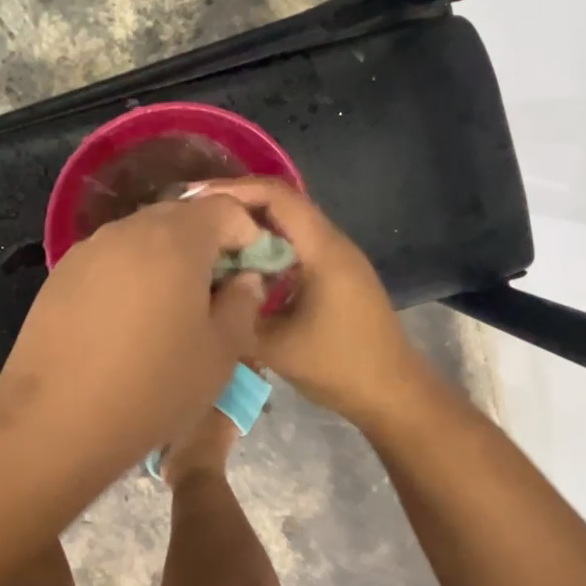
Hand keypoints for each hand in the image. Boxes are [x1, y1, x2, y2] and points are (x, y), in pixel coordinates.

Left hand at [0, 195, 269, 462]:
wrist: (54, 421)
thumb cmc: (152, 388)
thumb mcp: (219, 355)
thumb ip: (242, 304)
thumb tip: (244, 278)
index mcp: (175, 239)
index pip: (224, 207)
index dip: (246, 234)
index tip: (251, 274)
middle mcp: (128, 230)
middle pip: (179, 217)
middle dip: (205, 246)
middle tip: (213, 295)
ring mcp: (87, 250)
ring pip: (140, 238)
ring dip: (164, 261)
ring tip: (169, 312)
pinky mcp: (59, 275)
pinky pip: (108, 261)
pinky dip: (128, 277)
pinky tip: (125, 323)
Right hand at [192, 178, 419, 425]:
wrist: (393, 395)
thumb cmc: (338, 366)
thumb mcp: (273, 345)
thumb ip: (235, 311)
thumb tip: (200, 288)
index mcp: (323, 249)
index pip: (276, 196)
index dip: (233, 190)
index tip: (193, 200)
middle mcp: (332, 243)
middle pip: (281, 203)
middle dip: (235, 204)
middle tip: (191, 217)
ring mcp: (337, 258)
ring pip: (287, 224)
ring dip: (249, 225)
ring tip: (206, 237)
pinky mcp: (335, 275)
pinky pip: (294, 245)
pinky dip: (263, 246)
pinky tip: (237, 265)